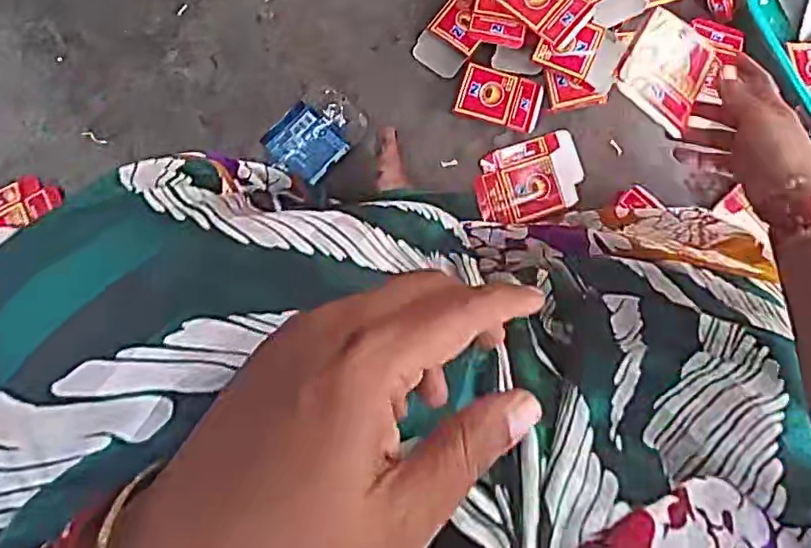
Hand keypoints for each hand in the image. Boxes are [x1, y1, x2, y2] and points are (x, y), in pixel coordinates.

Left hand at [114, 272, 544, 547]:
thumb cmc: (294, 546)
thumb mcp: (394, 519)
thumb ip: (467, 449)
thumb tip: (525, 403)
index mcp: (367, 360)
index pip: (456, 310)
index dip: (502, 301)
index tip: (536, 299)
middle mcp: (334, 325)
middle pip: (422, 289)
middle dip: (466, 308)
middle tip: (493, 350)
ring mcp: (298, 331)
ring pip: (386, 299)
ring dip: (425, 324)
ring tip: (436, 391)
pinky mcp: (275, 348)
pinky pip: (351, 317)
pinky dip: (386, 334)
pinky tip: (382, 393)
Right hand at [674, 54, 810, 210]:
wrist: (796, 201)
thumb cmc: (784, 155)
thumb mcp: (757, 116)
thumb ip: (737, 95)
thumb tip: (724, 72)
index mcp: (770, 106)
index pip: (755, 78)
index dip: (742, 65)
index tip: (725, 54)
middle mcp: (762, 126)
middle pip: (732, 108)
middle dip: (708, 101)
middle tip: (686, 95)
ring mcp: (753, 149)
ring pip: (720, 134)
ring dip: (698, 130)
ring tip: (677, 127)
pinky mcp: (745, 171)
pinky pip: (717, 160)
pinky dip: (700, 157)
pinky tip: (684, 155)